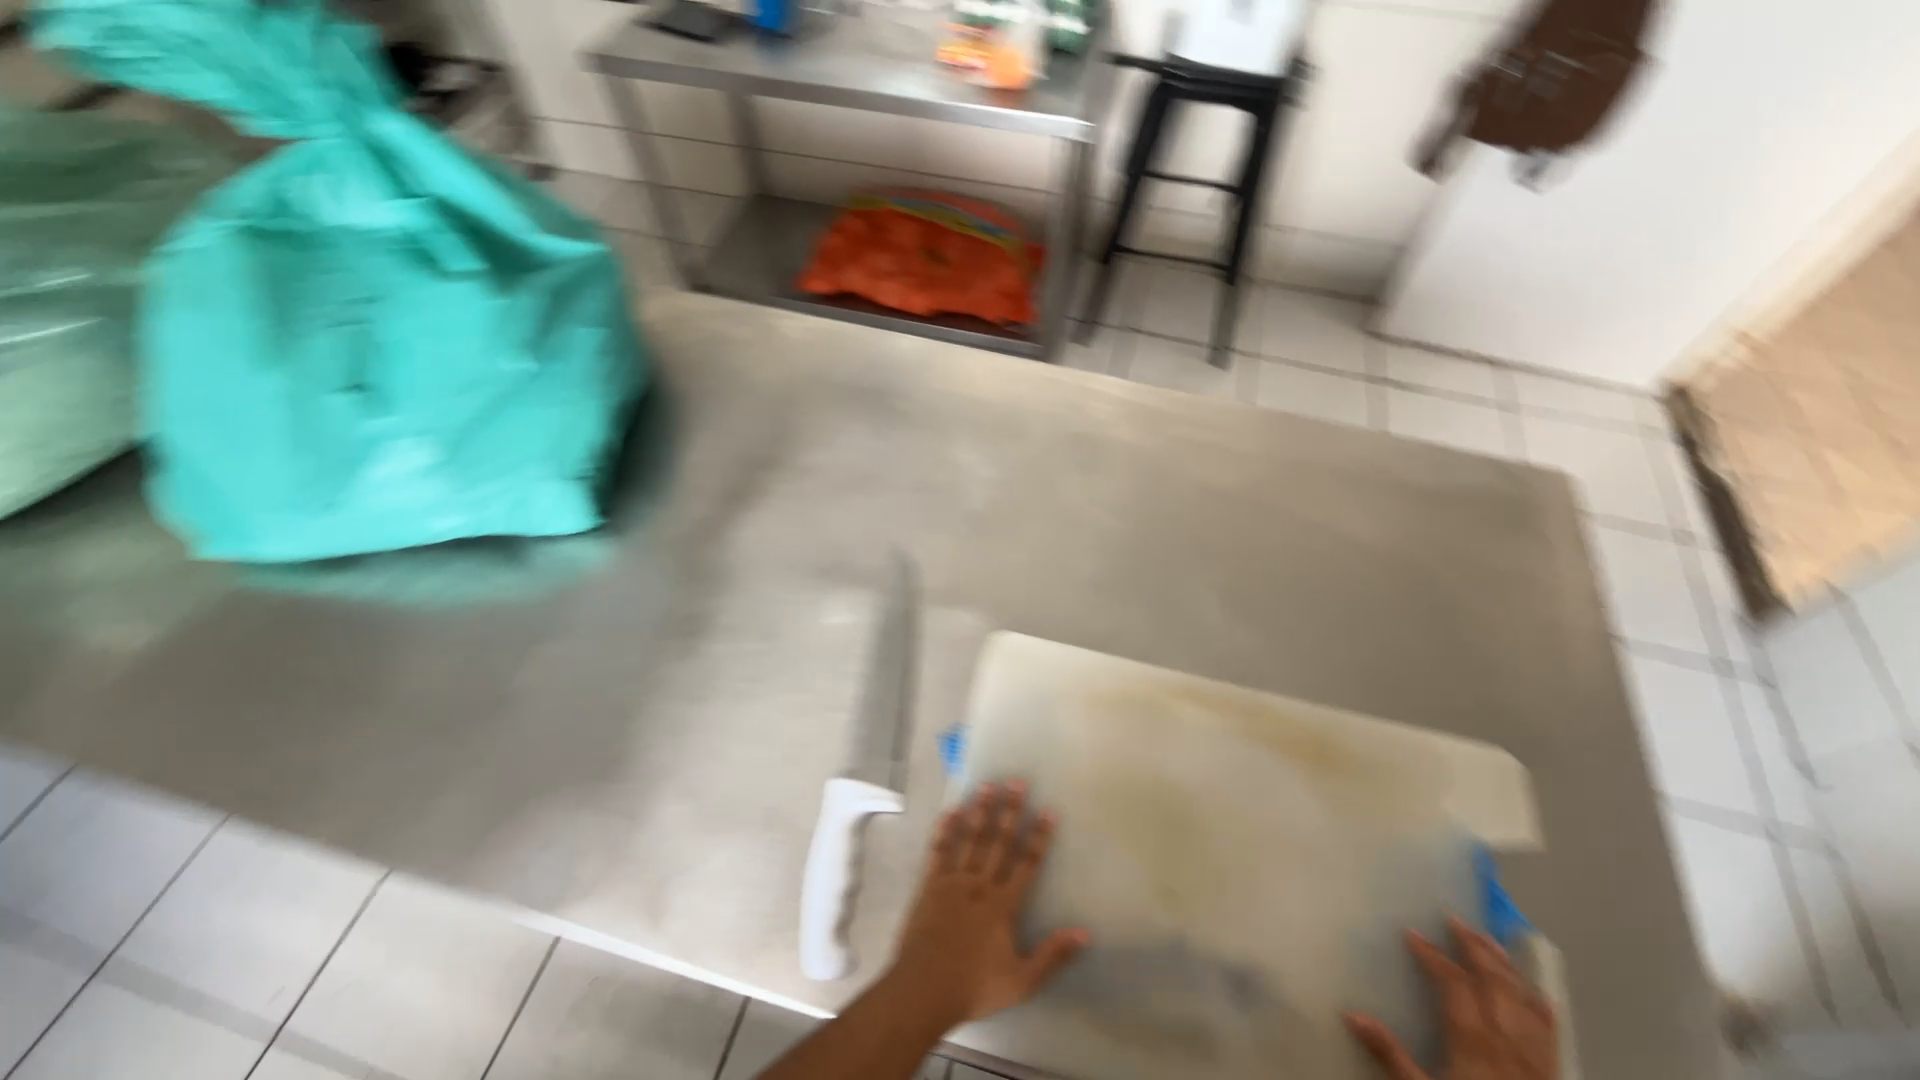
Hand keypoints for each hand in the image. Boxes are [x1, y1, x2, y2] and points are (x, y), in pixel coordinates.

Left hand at [882, 781, 1088, 1028]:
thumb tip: (1086, 933)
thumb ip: (1053, 955)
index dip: (1039, 836)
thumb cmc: (973, 987)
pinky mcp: (928, 887)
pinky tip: (950, 810)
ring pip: (969, 840)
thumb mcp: (1022, 981)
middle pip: (999, 842)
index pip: (1027, 863)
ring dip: (979, 811)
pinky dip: (945, 830)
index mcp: (1003, 906)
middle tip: (1017, 781)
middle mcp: (980, 886)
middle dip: (1010, 811)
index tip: (1049, 810)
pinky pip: (938, 852)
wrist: (922, 990)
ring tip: (987, 785)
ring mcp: (952, 883)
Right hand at [1344, 917, 1556, 1079]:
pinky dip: (1540, 1004)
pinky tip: (1537, 993)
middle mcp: (1508, 1041)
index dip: (1435, 956)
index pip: (1455, 984)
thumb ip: (1389, 1055)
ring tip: (1487, 941)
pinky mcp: (1551, 1074)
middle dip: (1475, 948)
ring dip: (1506, 966)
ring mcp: (1534, 1057)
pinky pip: (1550, 1030)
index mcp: (1473, 1043)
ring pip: (1524, 999)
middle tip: (1455, 920)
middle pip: (1495, 982)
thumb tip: (1351, 1014)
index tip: (1412, 933)